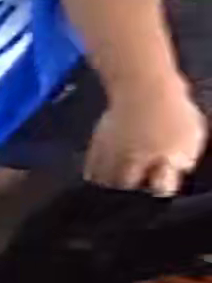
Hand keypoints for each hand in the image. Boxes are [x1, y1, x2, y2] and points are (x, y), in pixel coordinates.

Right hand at [85, 82, 206, 196]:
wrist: (144, 94)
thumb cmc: (174, 114)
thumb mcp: (191, 137)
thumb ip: (182, 157)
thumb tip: (174, 171)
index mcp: (162, 158)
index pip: (159, 186)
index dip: (160, 188)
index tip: (159, 187)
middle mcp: (133, 158)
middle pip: (125, 183)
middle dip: (130, 187)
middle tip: (135, 186)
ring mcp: (110, 151)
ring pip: (103, 177)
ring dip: (110, 181)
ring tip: (115, 182)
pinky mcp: (95, 144)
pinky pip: (91, 164)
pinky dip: (94, 171)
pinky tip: (97, 173)